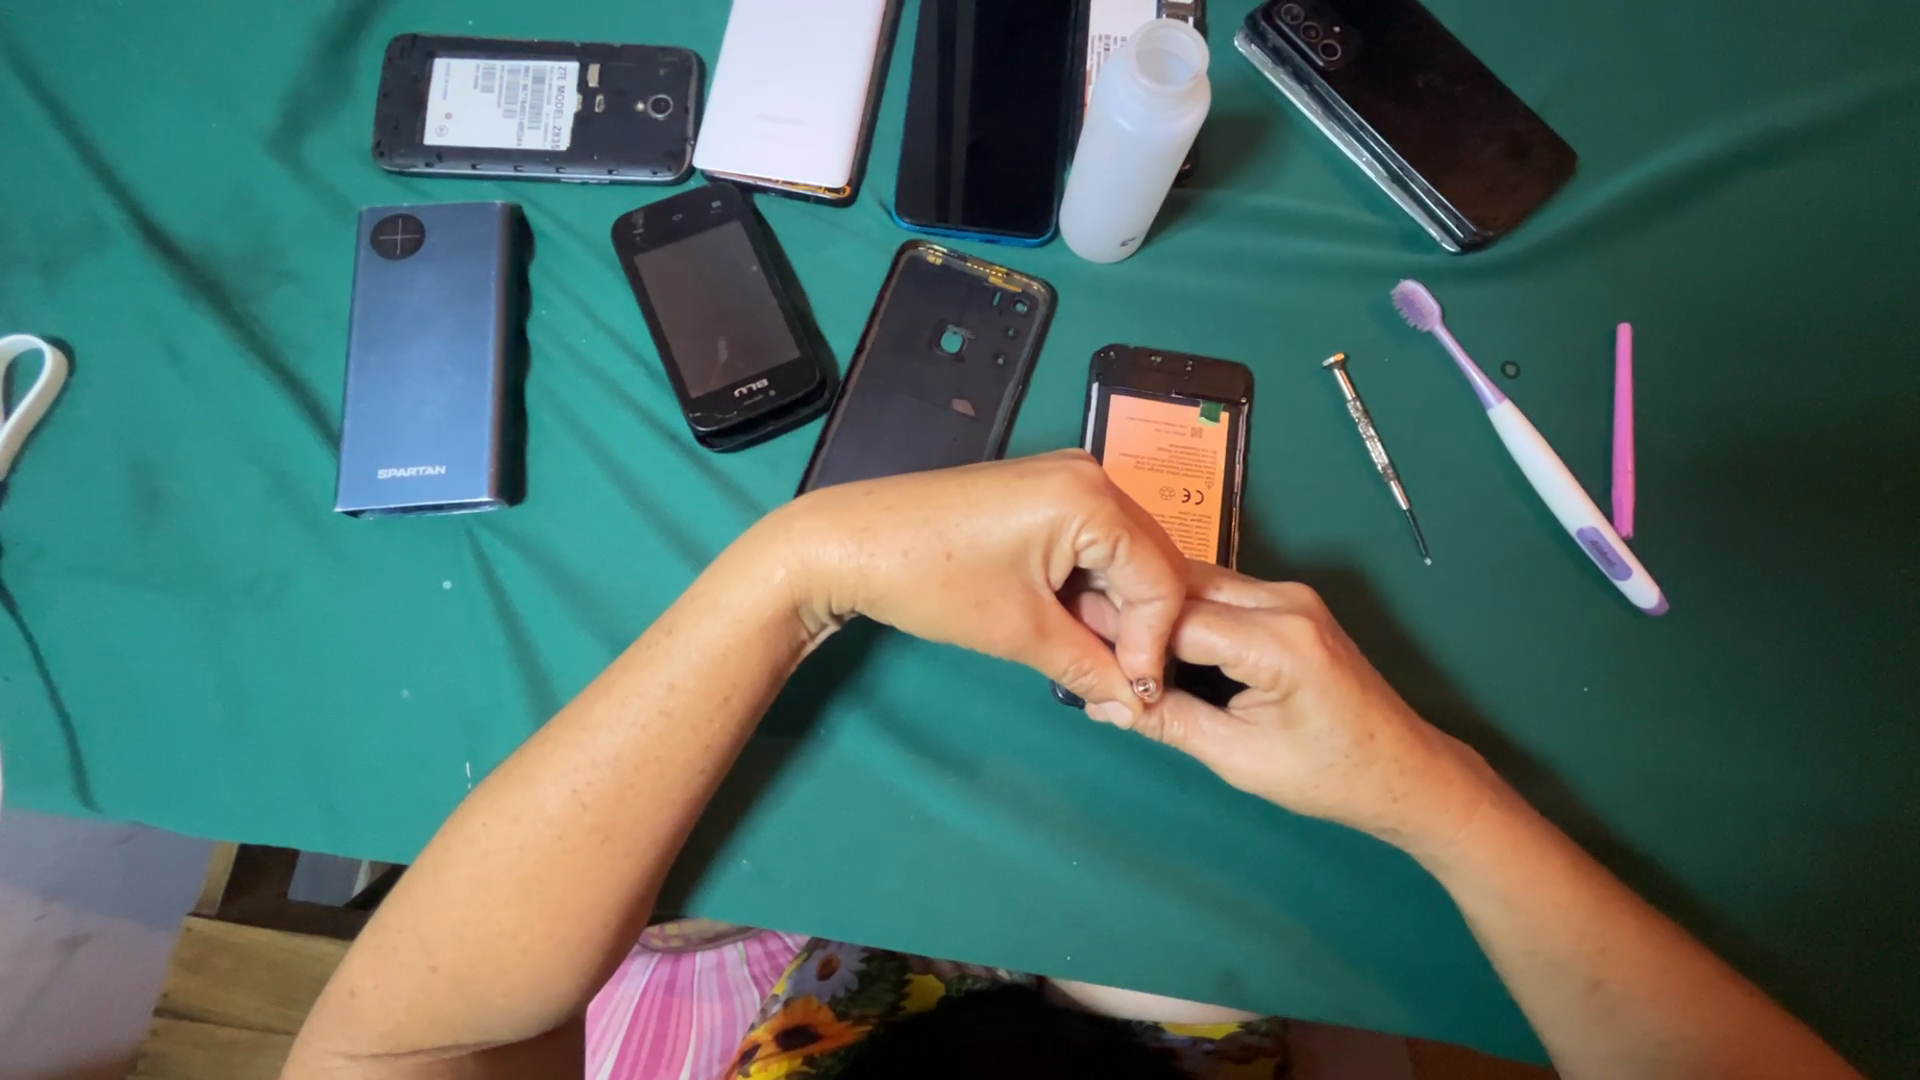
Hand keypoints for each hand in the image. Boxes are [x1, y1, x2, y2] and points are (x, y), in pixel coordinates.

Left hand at [762, 452, 1187, 722]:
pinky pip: (1087, 543)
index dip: (1154, 644)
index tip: (1135, 695)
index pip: (1160, 580)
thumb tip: (1134, 706)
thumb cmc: (933, 580)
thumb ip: (1089, 666)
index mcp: (1092, 498)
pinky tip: (1070, 622)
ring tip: (1090, 658)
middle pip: (1146, 561)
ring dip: (1112, 609)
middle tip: (1116, 682)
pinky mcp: (1037, 493)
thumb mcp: (1019, 631)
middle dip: (1137, 626)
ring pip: (1118, 555)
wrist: (848, 543)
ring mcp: (1061, 478)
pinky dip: (1086, 586)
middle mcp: (1088, 475)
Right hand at [1075, 562, 1502, 851]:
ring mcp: (1289, 595)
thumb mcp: (1236, 756)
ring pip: (1197, 583)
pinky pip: (1219, 594)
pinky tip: (1157, 639)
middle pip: (1182, 587)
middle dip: (1132, 612)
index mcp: (1277, 640)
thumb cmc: (1327, 776)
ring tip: (1114, 640)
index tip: (1080, 651)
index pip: (1174, 618)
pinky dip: (1182, 613)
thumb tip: (1100, 700)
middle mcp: (1284, 599)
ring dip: (1155, 609)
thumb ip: (1166, 720)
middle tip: (1085, 638)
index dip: (1123, 634)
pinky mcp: (1288, 602)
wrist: (1406, 772)